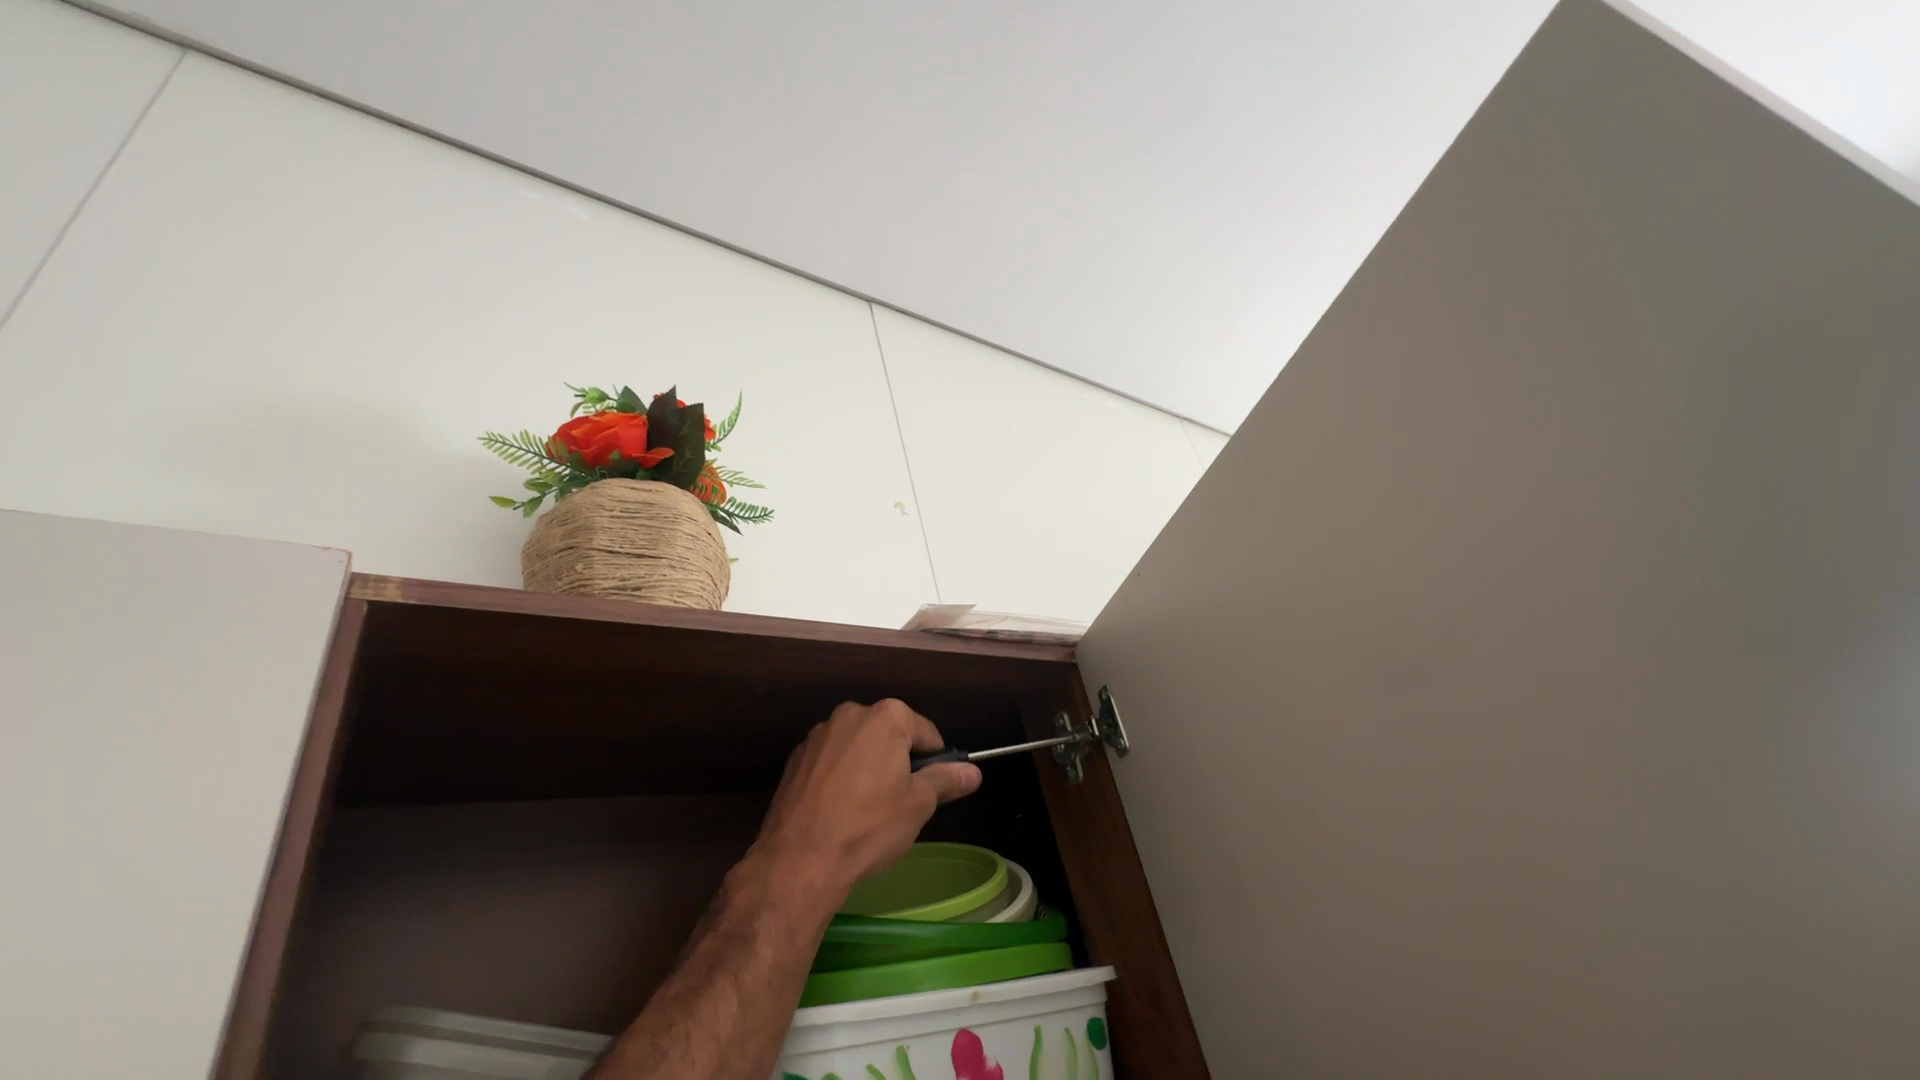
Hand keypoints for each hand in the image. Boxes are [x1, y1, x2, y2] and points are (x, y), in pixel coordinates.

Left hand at [750, 699, 981, 906]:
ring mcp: (818, 735)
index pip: (926, 733)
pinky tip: (838, 812)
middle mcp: (850, 714)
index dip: (935, 761)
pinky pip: (830, 763)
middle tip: (902, 802)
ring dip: (867, 768)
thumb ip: (946, 780)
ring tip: (867, 811)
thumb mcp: (919, 804)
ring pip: (857, 748)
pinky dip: (839, 778)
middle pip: (888, 735)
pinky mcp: (795, 759)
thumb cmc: (870, 826)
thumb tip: (974, 771)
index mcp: (886, 717)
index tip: (933, 790)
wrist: (799, 859)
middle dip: (898, 762)